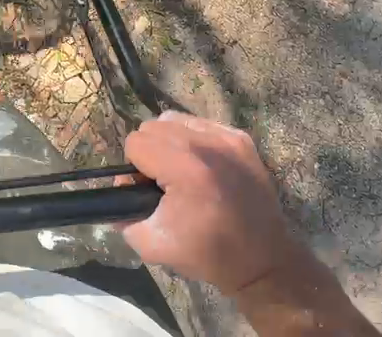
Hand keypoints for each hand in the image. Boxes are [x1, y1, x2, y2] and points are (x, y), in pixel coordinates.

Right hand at [120, 111, 294, 293]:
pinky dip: (193, 139)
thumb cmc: (208, 254)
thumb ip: (123, 213)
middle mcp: (206, 145)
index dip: (136, 168)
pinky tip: (202, 165)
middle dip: (151, 152)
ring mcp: (226, 138)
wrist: (264, 262)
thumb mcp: (153, 244)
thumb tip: (117, 185)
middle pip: (152, 126)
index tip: (149, 190)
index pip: (136, 142)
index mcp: (185, 170)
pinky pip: (199, 123)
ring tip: (182, 170)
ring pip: (174, 119)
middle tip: (165, 182)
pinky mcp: (240, 138)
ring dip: (170, 141)